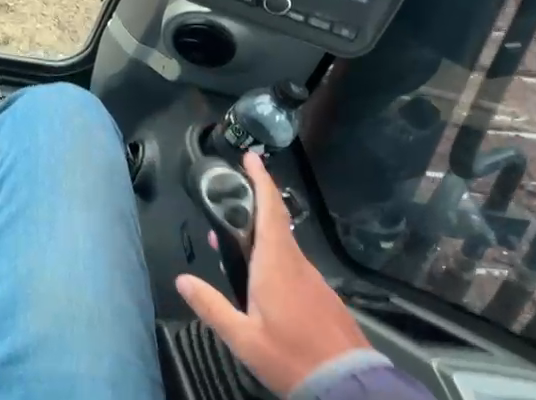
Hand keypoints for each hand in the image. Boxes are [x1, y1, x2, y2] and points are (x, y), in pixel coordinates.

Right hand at [175, 152, 373, 396]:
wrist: (354, 390)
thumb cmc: (293, 357)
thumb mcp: (243, 338)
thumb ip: (211, 306)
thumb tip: (182, 280)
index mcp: (276, 264)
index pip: (270, 210)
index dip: (260, 181)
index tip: (251, 158)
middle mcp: (298, 265)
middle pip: (275, 225)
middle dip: (250, 210)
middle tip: (224, 209)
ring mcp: (315, 282)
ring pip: (284, 249)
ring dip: (259, 241)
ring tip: (234, 252)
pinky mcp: (324, 300)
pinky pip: (294, 268)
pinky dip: (273, 262)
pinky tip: (262, 285)